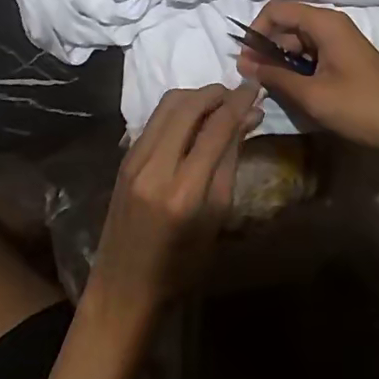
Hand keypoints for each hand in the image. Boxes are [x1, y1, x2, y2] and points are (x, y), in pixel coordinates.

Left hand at [88, 83, 262, 312]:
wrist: (122, 291)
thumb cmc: (181, 265)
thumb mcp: (217, 216)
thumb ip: (230, 160)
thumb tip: (248, 116)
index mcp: (183, 190)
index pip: (216, 127)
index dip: (239, 101)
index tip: (256, 87)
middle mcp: (154, 166)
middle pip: (189, 104)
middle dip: (218, 92)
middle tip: (239, 95)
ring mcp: (133, 159)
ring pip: (169, 104)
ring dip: (198, 96)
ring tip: (220, 104)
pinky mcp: (124, 158)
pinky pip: (156, 119)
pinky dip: (180, 109)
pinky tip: (196, 119)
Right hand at [238, 0, 378, 159]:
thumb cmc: (361, 107)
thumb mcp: (313, 95)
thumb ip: (276, 76)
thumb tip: (245, 64)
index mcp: (325, 23)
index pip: (278, 9)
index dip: (256, 30)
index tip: (244, 59)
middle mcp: (331, 24)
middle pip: (287, 24)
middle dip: (265, 47)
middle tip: (248, 78)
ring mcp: (339, 40)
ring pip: (298, 40)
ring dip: (279, 59)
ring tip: (264, 85)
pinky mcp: (344, 57)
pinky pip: (311, 53)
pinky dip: (296, 65)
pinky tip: (287, 87)